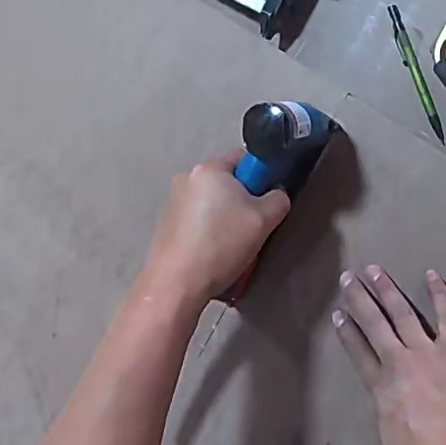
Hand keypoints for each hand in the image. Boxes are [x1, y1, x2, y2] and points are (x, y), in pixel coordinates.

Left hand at [144, 150, 290, 301]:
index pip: (245, 158)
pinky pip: (200, 219)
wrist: (176, 286)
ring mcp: (173, 202)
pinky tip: (216, 252)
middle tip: (255, 224)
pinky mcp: (166, 225)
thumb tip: (275, 194)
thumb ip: (279, 198)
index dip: (263, 176)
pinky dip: (212, 230)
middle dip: (245, 200)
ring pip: (215, 202)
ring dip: (229, 217)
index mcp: (208, 169)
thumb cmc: (222, 244)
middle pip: (229, 181)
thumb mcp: (265, 219)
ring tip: (235, 244)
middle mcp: (187, 178)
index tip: (267, 200)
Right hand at [334, 265, 445, 444]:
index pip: (359, 354)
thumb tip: (387, 393)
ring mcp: (429, 352)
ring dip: (388, 289)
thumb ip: (387, 408)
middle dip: (360, 299)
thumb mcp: (392, 440)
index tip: (338, 314)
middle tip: (348, 278)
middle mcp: (401, 363)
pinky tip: (431, 275)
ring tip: (374, 270)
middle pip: (375, 324)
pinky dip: (438, 293)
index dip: (347, 333)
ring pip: (403, 312)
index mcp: (382, 390)